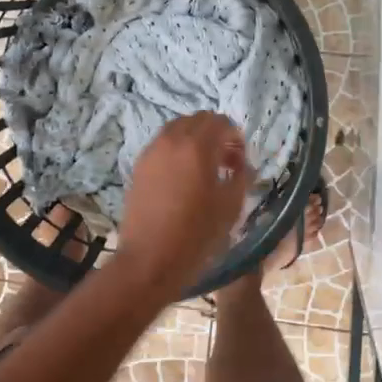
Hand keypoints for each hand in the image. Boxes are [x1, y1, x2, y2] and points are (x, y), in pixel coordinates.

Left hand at [117, 113, 248, 298]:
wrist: (148, 261)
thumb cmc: (195, 236)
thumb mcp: (230, 207)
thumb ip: (241, 177)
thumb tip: (241, 164)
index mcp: (197, 147)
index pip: (221, 122)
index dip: (235, 138)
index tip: (240, 161)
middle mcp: (172, 140)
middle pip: (198, 120)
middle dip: (216, 135)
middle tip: (226, 162)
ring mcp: (152, 151)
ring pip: (178, 128)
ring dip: (195, 139)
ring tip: (204, 168)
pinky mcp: (139, 165)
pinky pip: (163, 144)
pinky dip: (177, 149)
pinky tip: (183, 177)